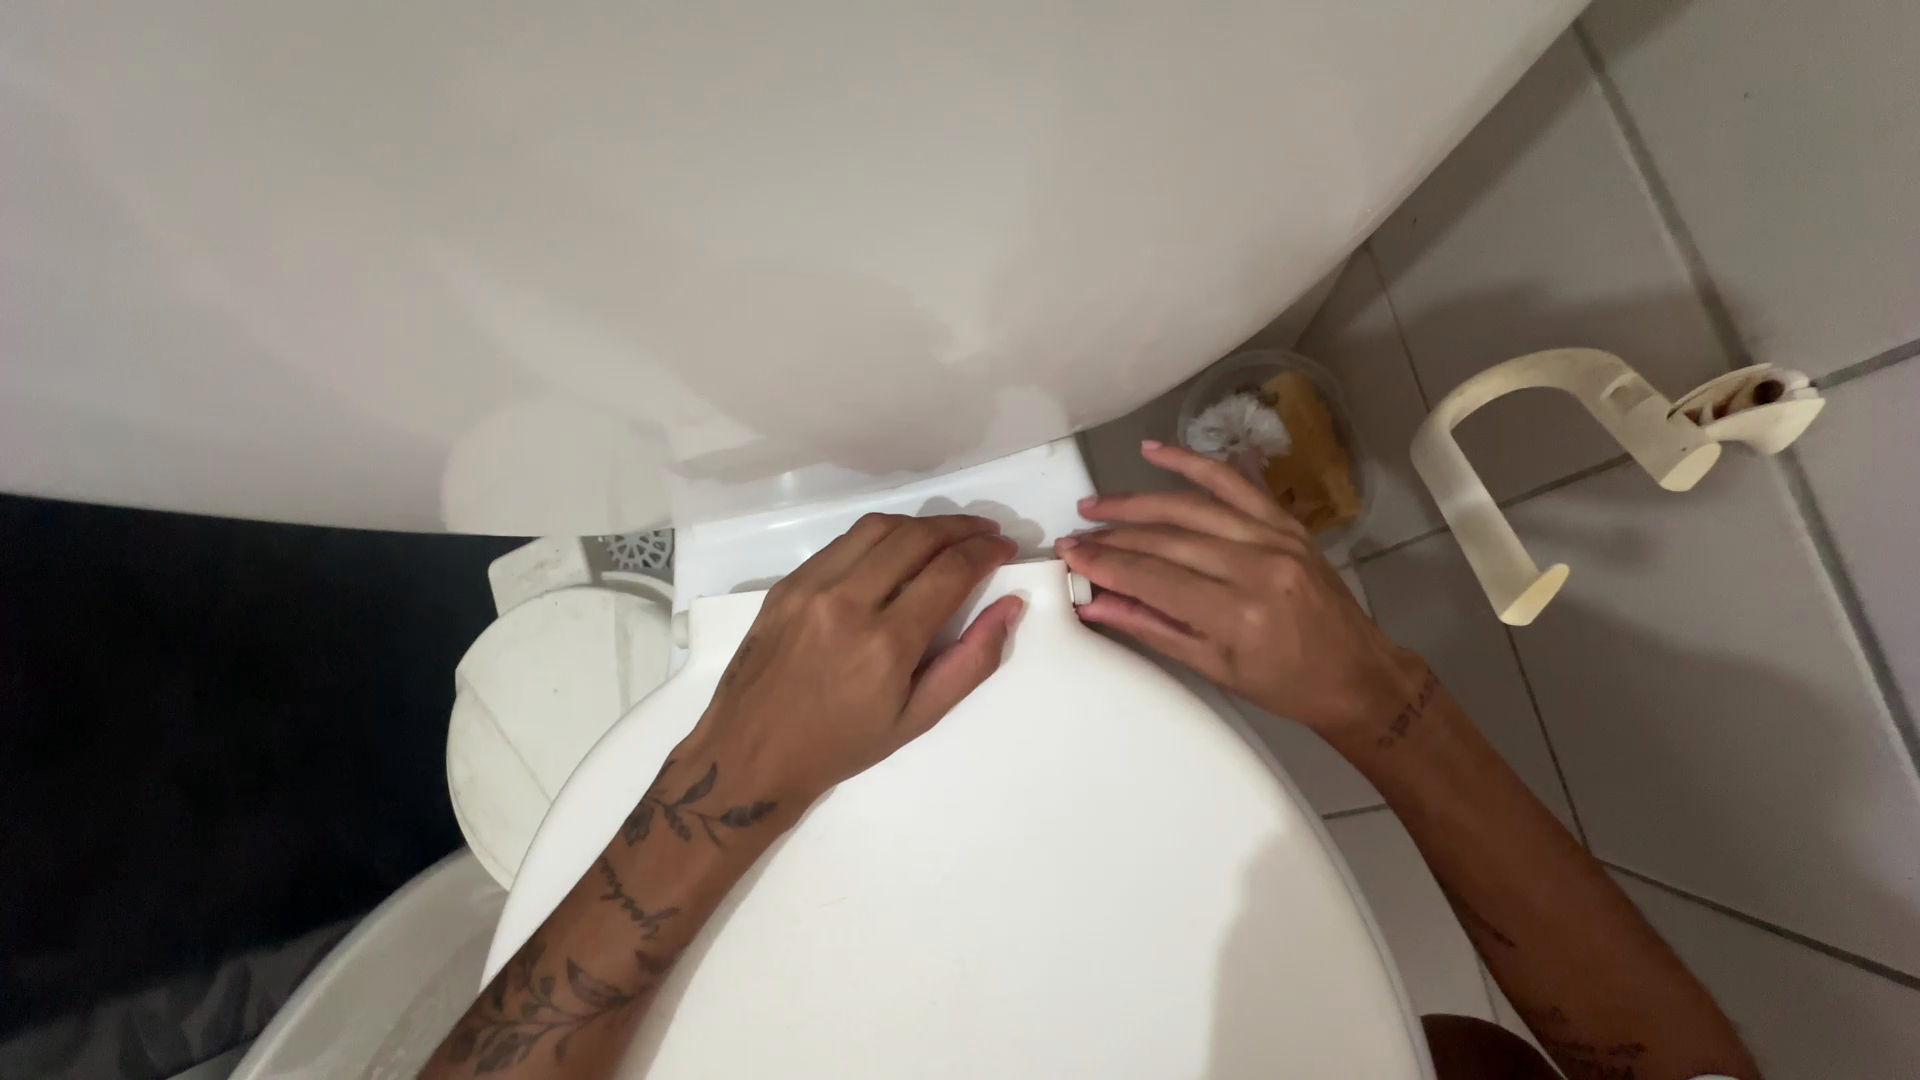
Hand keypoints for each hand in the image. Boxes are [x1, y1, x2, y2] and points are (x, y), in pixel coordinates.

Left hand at [686, 513, 1023, 803]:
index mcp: (886, 643)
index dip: (986, 552)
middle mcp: (848, 602)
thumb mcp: (918, 718)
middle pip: (917, 537)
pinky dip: (880, 536)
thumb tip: (1010, 606)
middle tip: (985, 533)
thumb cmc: (841, 745)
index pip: (950, 571)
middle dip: (961, 527)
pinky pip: (843, 542)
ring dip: (921, 524)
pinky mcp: (787, 584)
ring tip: (947, 534)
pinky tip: (896, 550)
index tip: (1004, 548)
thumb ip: (972, 660)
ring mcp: (811, 587)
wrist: (750, 754)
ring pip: (878, 527)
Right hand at [1054, 440, 1425, 737]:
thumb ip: (1150, 626)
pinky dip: (1192, 463)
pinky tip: (1155, 451)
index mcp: (1238, 615)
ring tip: (1094, 504)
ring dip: (1136, 501)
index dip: (1106, 566)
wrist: (1358, 673)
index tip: (1069, 557)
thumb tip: (1095, 603)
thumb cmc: (1284, 684)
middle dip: (1112, 538)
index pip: (1155, 579)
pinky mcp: (1286, 523)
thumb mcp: (1212, 667)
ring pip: (1191, 507)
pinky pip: (1234, 483)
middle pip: (1167, 540)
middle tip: (1074, 537)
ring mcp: (1275, 538)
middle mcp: (1256, 567)